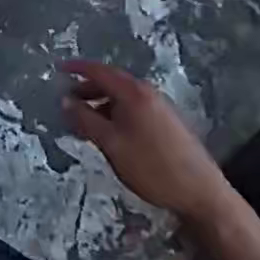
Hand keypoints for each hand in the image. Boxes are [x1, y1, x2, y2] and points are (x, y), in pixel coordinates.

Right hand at [61, 60, 235, 224]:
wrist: (200, 191)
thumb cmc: (151, 166)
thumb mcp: (111, 144)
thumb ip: (86, 120)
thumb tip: (65, 101)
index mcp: (134, 93)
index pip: (100, 71)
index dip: (78, 69)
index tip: (59, 68)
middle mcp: (147, 93)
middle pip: (112, 82)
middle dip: (87, 89)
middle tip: (66, 101)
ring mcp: (159, 107)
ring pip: (122, 98)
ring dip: (100, 104)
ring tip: (83, 122)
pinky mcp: (166, 122)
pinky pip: (133, 109)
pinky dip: (114, 114)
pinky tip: (108, 133)